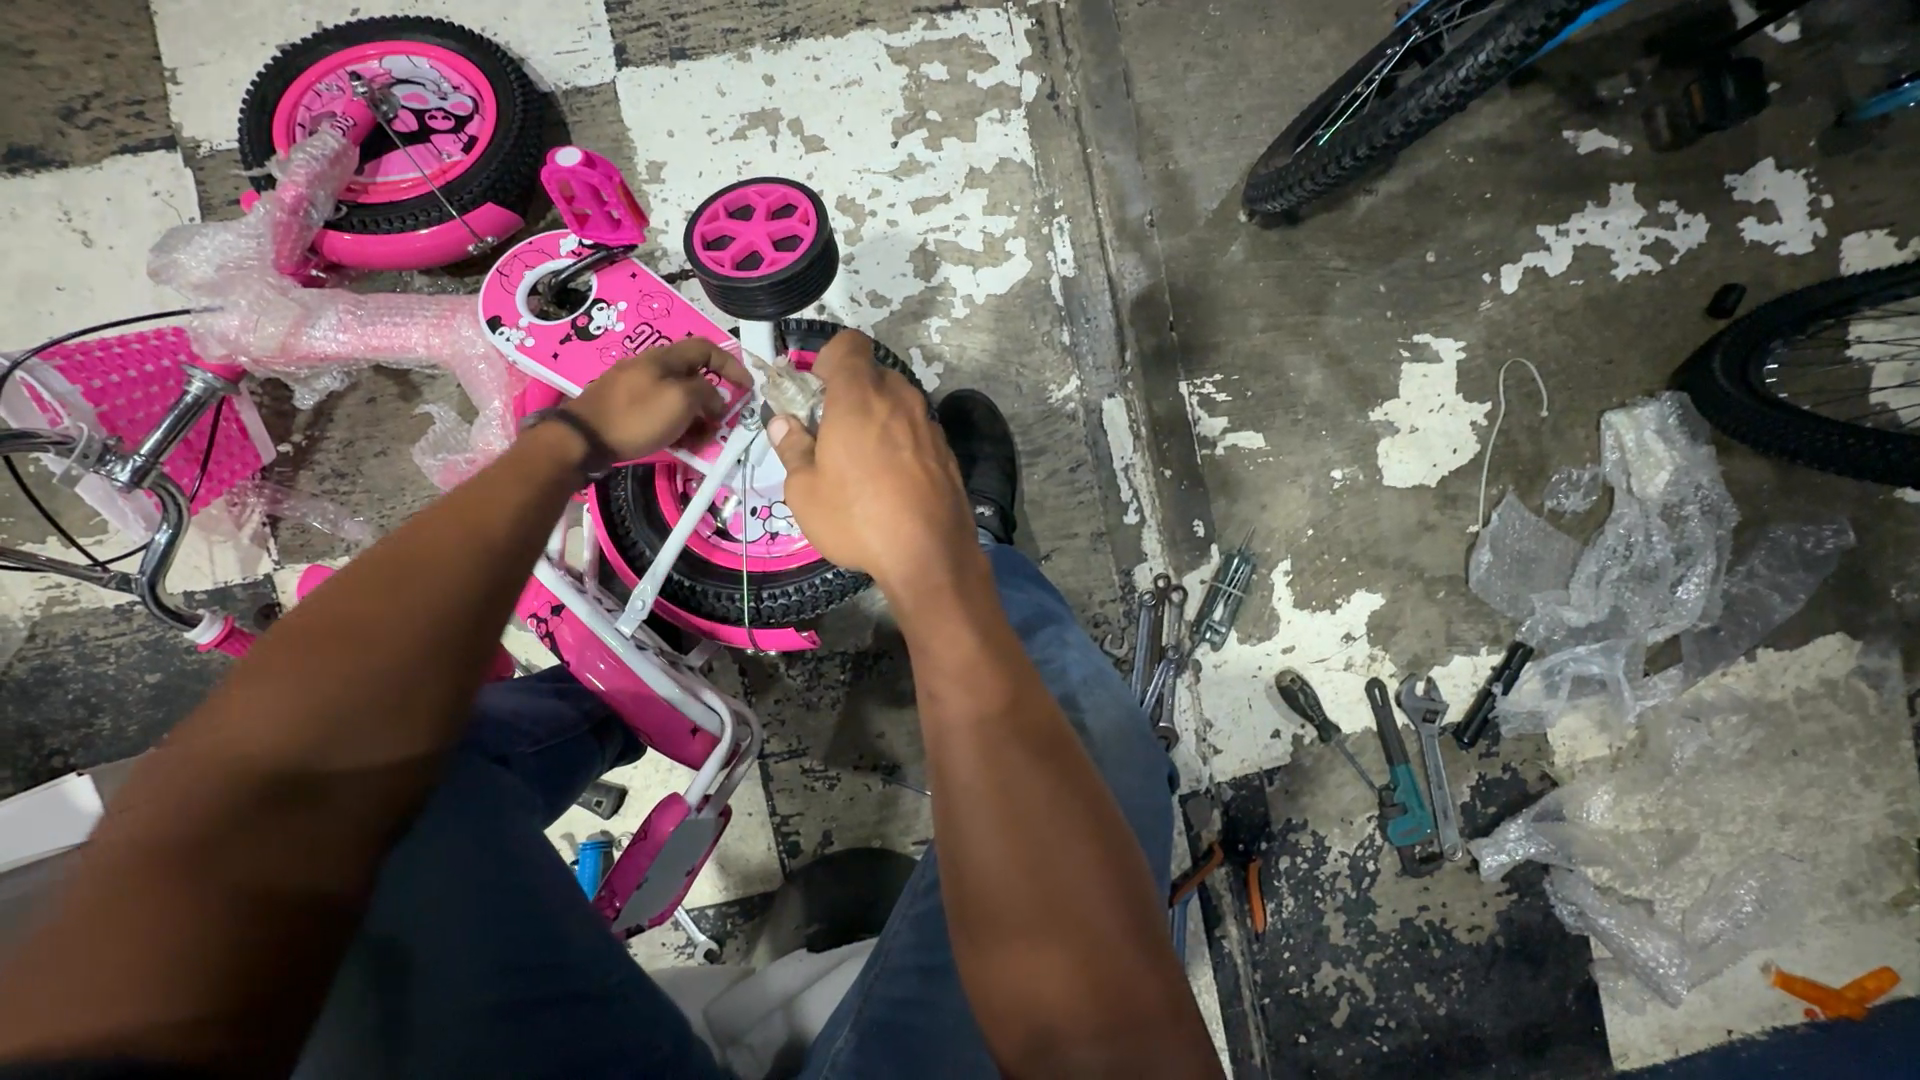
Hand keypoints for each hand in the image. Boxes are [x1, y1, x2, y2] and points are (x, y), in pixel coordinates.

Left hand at [565, 337, 749, 459]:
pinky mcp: (626, 407)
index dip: (732, 365)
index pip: (707, 349)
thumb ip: (706, 393)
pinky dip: (677, 425)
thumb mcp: (681, 401)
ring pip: (679, 398)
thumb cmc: (636, 416)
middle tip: (722, 423)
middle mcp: (651, 367)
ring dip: (697, 417)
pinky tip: (679, 444)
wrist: (583, 439)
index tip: (747, 388)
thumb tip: (715, 399)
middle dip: (713, 400)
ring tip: (702, 439)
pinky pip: (662, 412)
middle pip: (694, 377)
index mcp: (665, 358)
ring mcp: (636, 387)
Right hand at [768, 330, 979, 592]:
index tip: (815, 394)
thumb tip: (783, 423)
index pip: (848, 344)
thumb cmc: (856, 518)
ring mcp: (929, 424)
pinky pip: (916, 432)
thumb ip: (792, 448)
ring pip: (897, 404)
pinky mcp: (947, 452)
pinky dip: (901, 444)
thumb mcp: (804, 490)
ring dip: (877, 420)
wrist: (931, 555)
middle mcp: (900, 399)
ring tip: (862, 464)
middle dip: (850, 394)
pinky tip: (892, 483)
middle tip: (831, 434)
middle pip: (873, 375)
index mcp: (859, 396)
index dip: (828, 360)